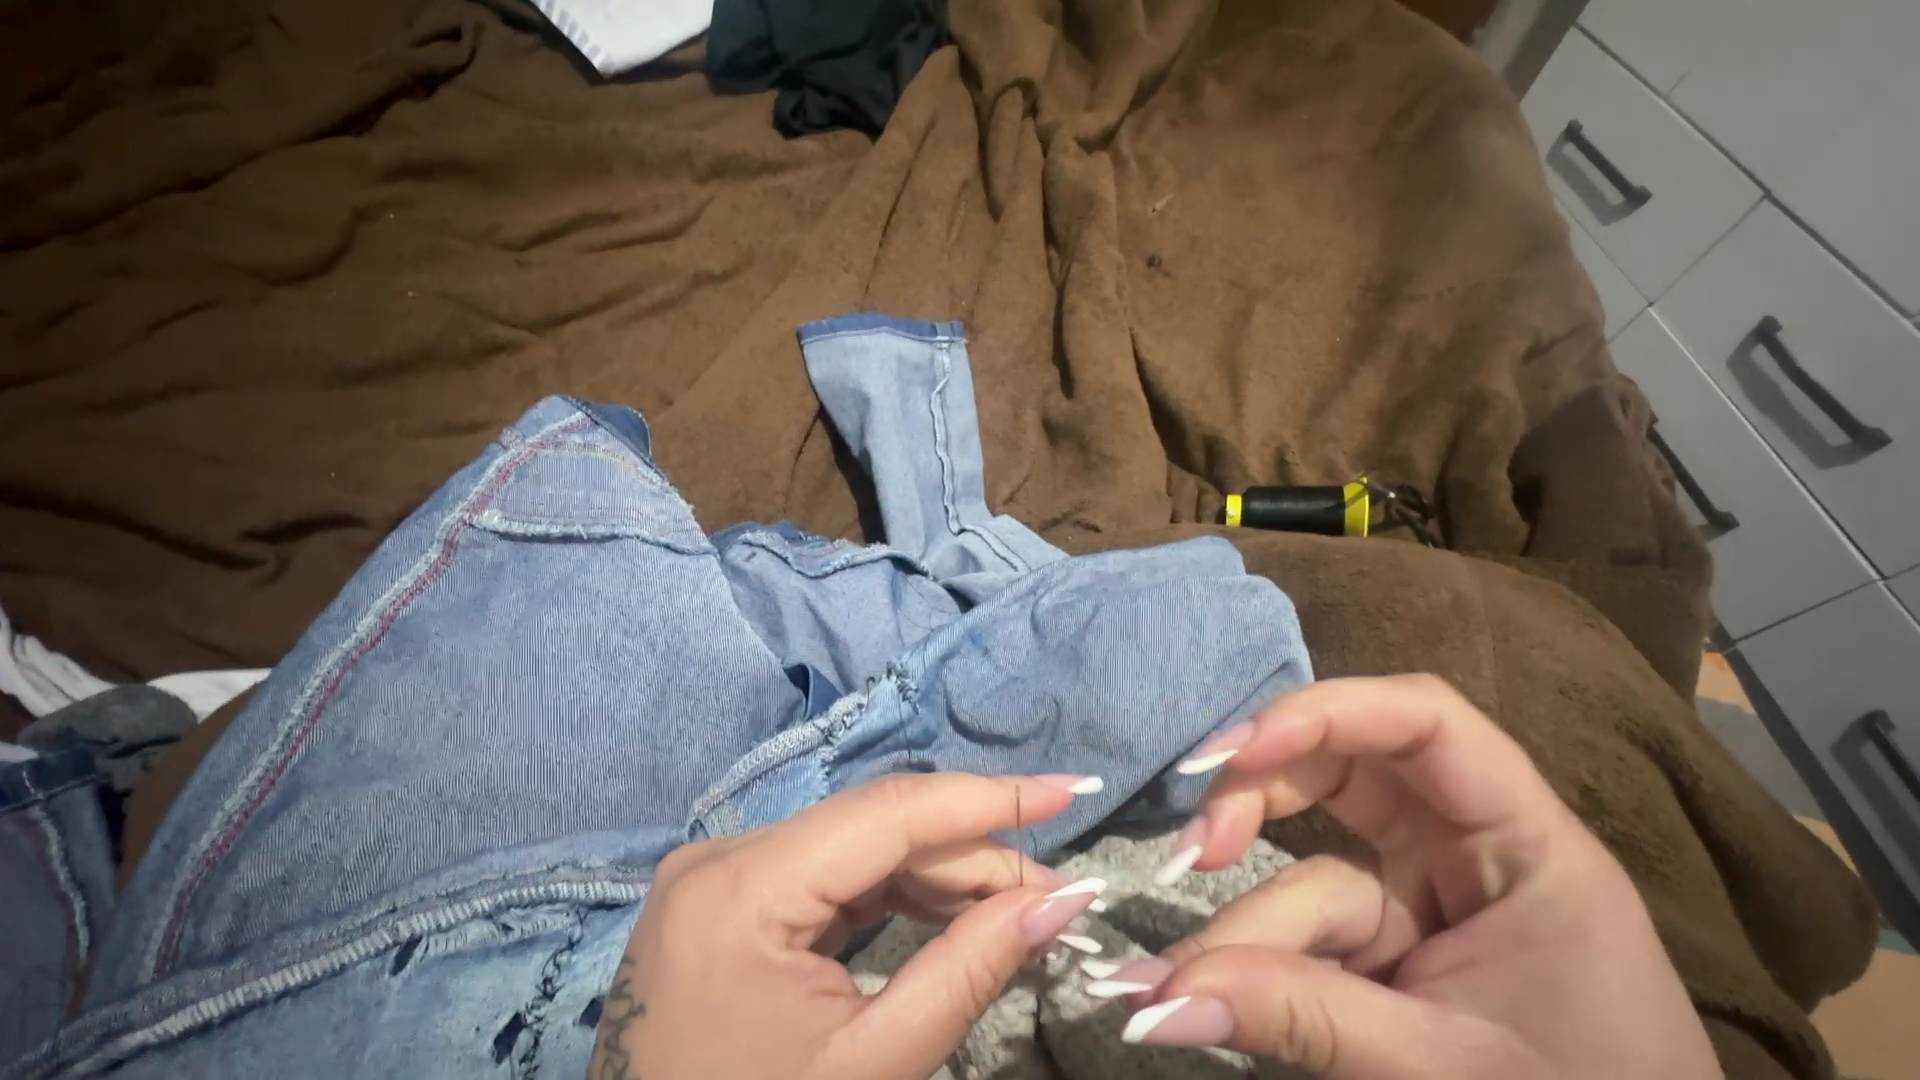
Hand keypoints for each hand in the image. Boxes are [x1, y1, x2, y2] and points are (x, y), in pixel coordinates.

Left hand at [588, 772, 1108, 1079]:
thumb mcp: (869, 1066)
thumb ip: (966, 971)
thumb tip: (1058, 903)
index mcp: (740, 889)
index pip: (886, 814)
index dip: (986, 799)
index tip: (1068, 790)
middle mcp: (724, 857)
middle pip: (874, 828)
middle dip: (971, 854)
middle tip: (1052, 894)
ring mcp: (721, 873)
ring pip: (857, 846)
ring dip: (940, 872)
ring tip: (1015, 907)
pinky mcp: (730, 897)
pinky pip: (830, 875)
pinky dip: (895, 891)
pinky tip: (950, 911)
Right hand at [1092, 675, 1719, 1078]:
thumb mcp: (1450, 1069)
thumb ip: (1305, 1019)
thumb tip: (1158, 997)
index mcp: (1527, 847)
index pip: (1427, 725)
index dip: (1327, 712)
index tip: (1239, 751)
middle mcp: (1463, 848)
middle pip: (1344, 767)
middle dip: (1258, 794)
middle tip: (1197, 852)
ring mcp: (1415, 894)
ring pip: (1307, 862)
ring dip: (1245, 918)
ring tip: (1179, 987)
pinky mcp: (1379, 942)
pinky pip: (1302, 929)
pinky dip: (1251, 958)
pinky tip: (1205, 993)